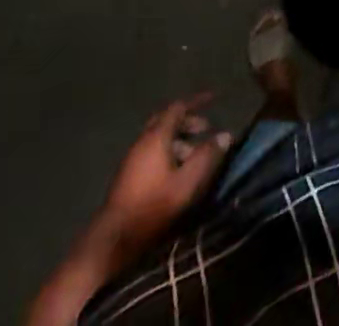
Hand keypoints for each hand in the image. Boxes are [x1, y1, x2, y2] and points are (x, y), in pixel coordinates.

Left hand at [98, 94, 231, 246]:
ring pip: (159, 137)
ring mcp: (132, 159)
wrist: (113, 239)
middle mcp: (142, 142)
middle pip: (166, 120)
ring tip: (196, 153)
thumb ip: (208, 156)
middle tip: (206, 128)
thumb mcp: (188, 181)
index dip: (197, 101)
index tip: (214, 98)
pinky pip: (152, 151)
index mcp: (156, 137)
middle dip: (188, 120)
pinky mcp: (129, 174)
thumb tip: (225, 134)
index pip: (178, 108)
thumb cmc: (153, 205)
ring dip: (179, 138)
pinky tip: (179, 170)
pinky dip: (169, 150)